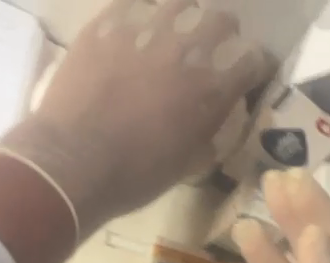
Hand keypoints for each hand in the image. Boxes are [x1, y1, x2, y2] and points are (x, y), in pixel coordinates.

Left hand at [0, 0, 268, 237]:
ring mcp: (145, 30)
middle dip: (224, 34)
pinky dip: (143, 17)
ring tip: (175, 33)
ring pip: (180, 3)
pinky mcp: (107, 24)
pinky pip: (135, 5)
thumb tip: (214, 115)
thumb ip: (207, 130)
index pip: (253, 61)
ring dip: (185, 17)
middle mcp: (186, 50)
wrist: (74, 163)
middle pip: (221, 20)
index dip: (255, 67)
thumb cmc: (134, 177)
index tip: (248, 75)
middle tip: (213, 47)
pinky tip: (137, 33)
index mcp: (211, 91)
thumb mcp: (186, 164)